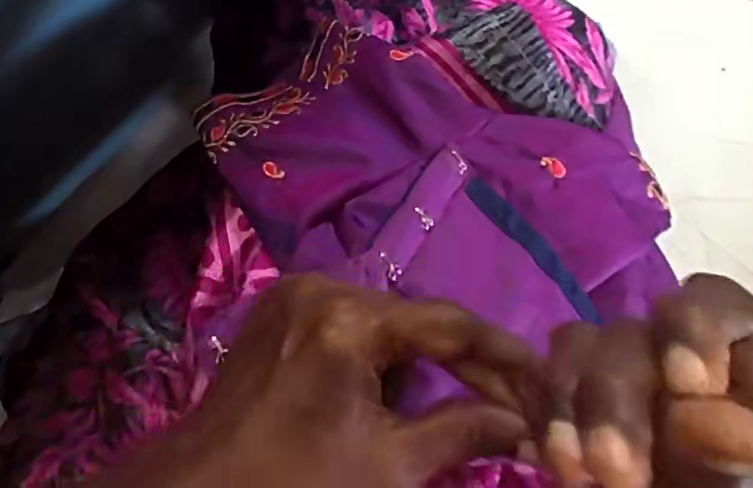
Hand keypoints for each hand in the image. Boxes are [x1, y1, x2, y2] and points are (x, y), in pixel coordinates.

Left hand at [88, 274, 542, 487]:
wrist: (208, 483)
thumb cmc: (301, 480)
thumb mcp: (390, 464)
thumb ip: (460, 432)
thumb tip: (520, 423)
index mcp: (348, 316)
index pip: (442, 322)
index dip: (499, 350)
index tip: (544, 375)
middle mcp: (320, 285)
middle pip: (408, 318)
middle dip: (454, 362)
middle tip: (503, 404)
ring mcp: (292, 291)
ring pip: (375, 319)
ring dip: (407, 362)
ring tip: (415, 418)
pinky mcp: (277, 306)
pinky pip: (341, 321)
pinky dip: (367, 354)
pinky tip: (371, 399)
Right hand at [540, 274, 752, 486]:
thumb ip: (731, 465)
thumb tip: (712, 412)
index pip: (727, 310)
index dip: (696, 323)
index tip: (686, 382)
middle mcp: (680, 379)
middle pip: (634, 332)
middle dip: (613, 391)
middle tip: (611, 466)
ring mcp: (621, 396)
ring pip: (579, 346)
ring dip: (569, 398)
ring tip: (574, 467)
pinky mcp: (571, 417)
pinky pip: (541, 382)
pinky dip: (541, 411)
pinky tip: (553, 455)